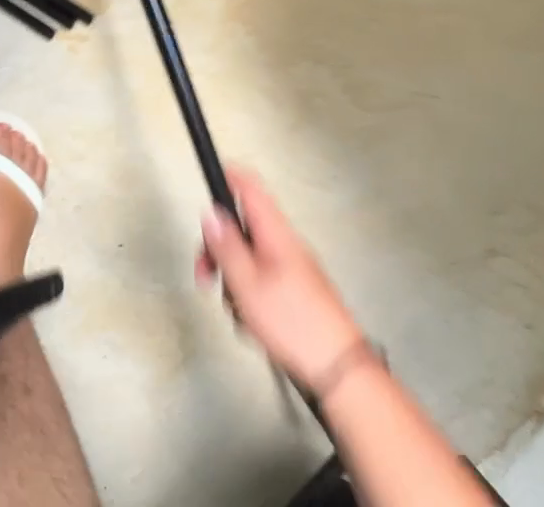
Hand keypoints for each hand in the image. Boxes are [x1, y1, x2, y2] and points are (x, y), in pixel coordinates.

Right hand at [196, 165, 365, 385]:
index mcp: (276, 235)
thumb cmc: (292, 323)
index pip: (251, 189)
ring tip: (237, 310)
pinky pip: (261, 282)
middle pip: (242, 229)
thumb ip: (226, 246)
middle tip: (205, 276)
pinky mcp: (296, 293)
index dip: (229, 176)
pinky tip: (253, 322)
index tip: (211, 175)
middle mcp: (286, 246)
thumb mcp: (246, 284)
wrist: (338, 369)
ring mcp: (293, 270)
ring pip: (248, 260)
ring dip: (233, 281)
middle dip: (217, 250)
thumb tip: (212, 213)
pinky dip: (249, 297)